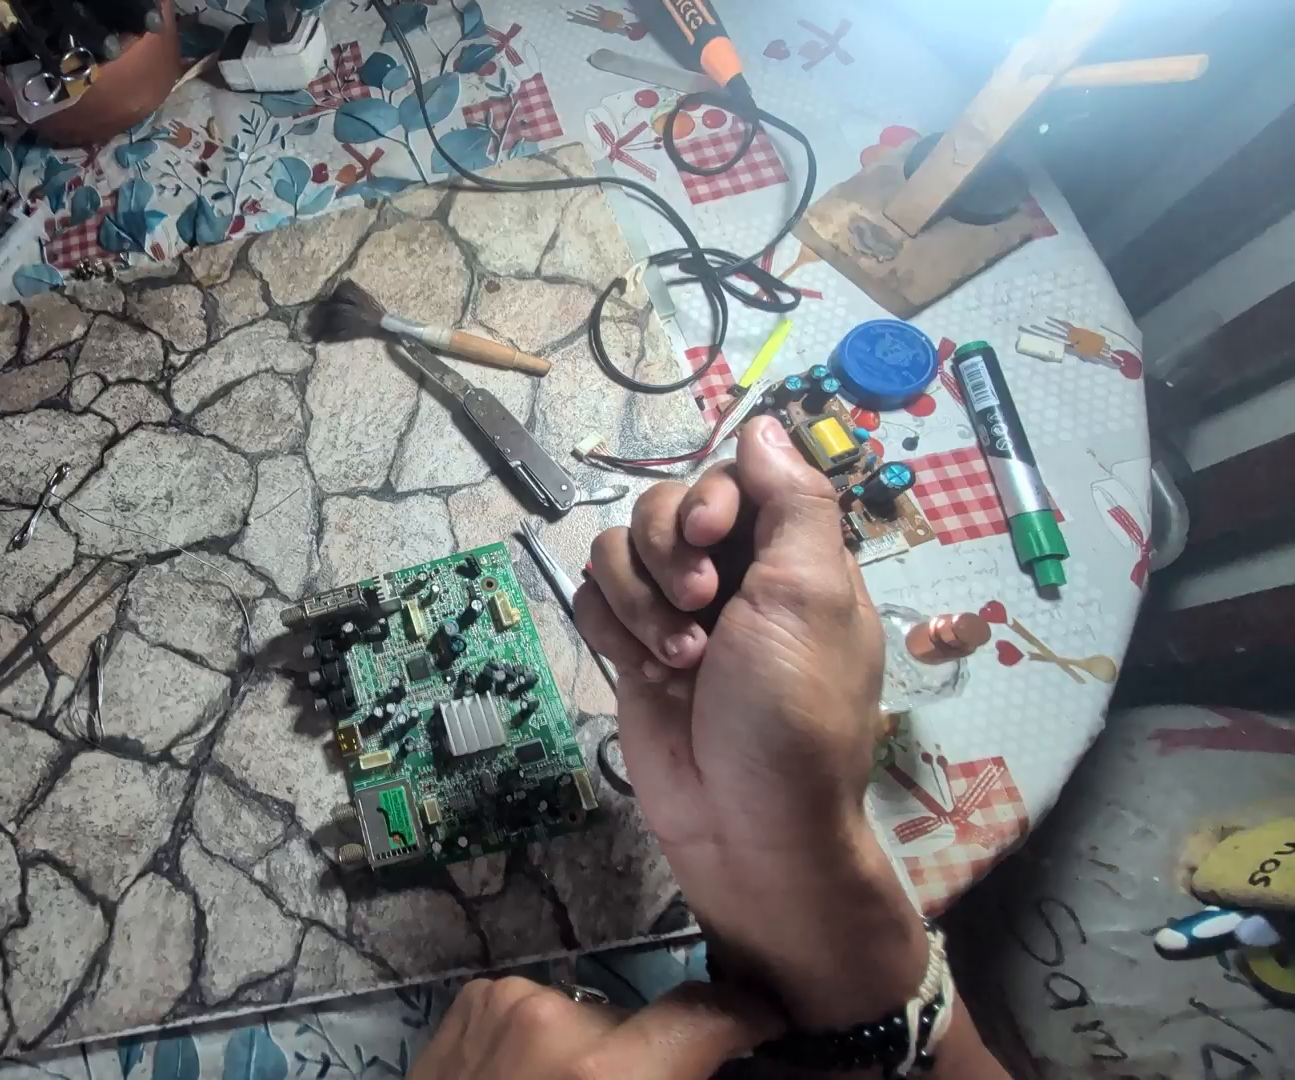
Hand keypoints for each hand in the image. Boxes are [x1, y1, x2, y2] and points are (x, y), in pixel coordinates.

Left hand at [408, 976, 779, 1079]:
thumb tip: (706, 1066)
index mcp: (600, 1073)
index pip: (699, 1017)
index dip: (742, 1017)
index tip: (764, 1022)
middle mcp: (554, 1015)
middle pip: (636, 1026)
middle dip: (644, 1063)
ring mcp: (506, 996)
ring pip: (584, 1018)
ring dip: (590, 1052)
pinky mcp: (473, 993)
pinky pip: (536, 1011)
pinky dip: (544, 1041)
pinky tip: (522, 1079)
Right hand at [573, 417, 924, 1025]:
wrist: (738, 818)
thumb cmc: (788, 710)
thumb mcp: (810, 599)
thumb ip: (793, 503)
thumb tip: (762, 423)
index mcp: (781, 553)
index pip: (724, 477)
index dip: (705, 497)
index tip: (710, 537)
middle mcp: (722, 570)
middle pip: (655, 508)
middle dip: (665, 561)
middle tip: (700, 614)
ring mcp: (665, 606)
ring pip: (611, 552)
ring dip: (637, 607)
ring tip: (676, 660)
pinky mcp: (623, 640)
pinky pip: (588, 598)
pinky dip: (610, 631)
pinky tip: (644, 673)